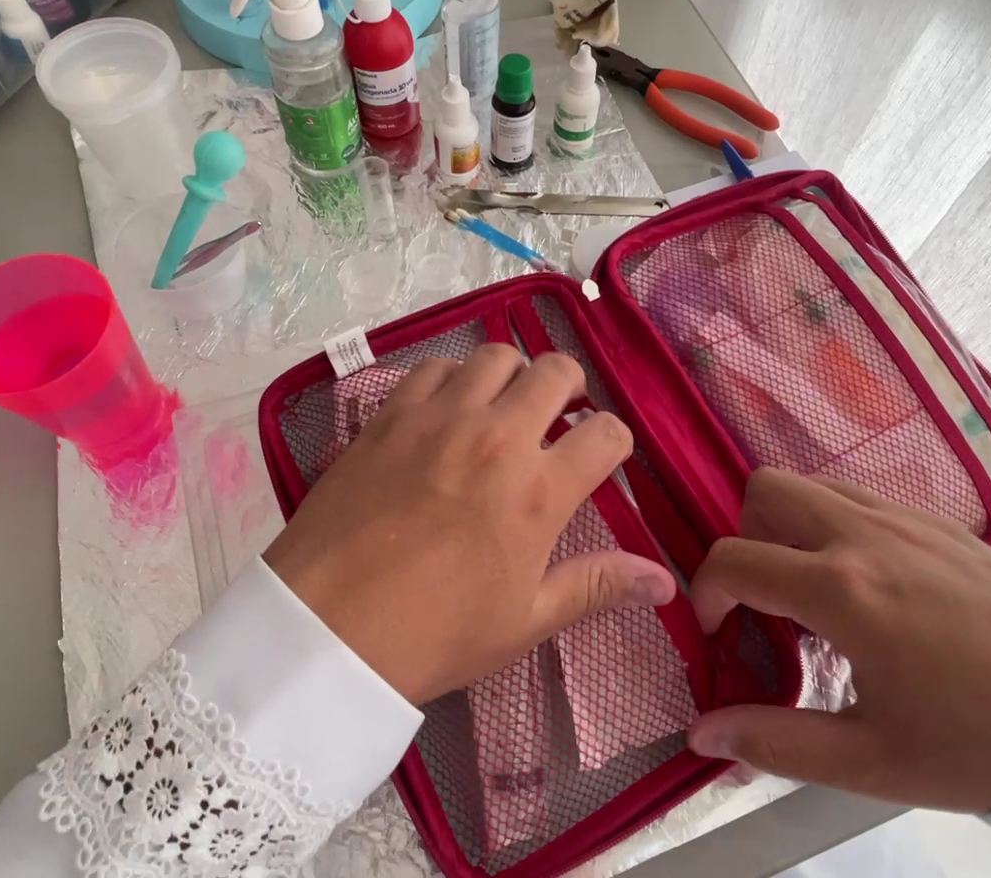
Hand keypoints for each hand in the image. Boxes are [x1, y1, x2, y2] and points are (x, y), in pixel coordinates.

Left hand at [264, 346, 677, 705]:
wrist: (326, 628)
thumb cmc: (434, 634)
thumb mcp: (525, 620)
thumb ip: (596, 586)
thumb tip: (664, 580)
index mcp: (538, 491)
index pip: (607, 435)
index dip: (616, 441)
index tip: (604, 457)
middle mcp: (496, 437)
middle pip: (556, 372)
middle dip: (572, 387)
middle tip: (562, 412)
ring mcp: (440, 418)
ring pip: (496, 356)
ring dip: (514, 373)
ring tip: (507, 402)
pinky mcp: (391, 415)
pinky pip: (435, 367)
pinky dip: (455, 376)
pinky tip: (450, 406)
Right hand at [686, 469, 990, 811]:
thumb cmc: (979, 745)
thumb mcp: (870, 762)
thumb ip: (774, 741)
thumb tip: (703, 732)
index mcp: (842, 591)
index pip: (734, 559)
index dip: (705, 594)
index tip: (718, 634)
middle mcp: (864, 534)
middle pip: (763, 489)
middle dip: (744, 538)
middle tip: (765, 600)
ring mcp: (904, 517)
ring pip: (810, 484)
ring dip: (788, 526)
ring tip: (812, 591)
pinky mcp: (937, 519)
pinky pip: (856, 495)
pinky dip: (833, 523)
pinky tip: (865, 583)